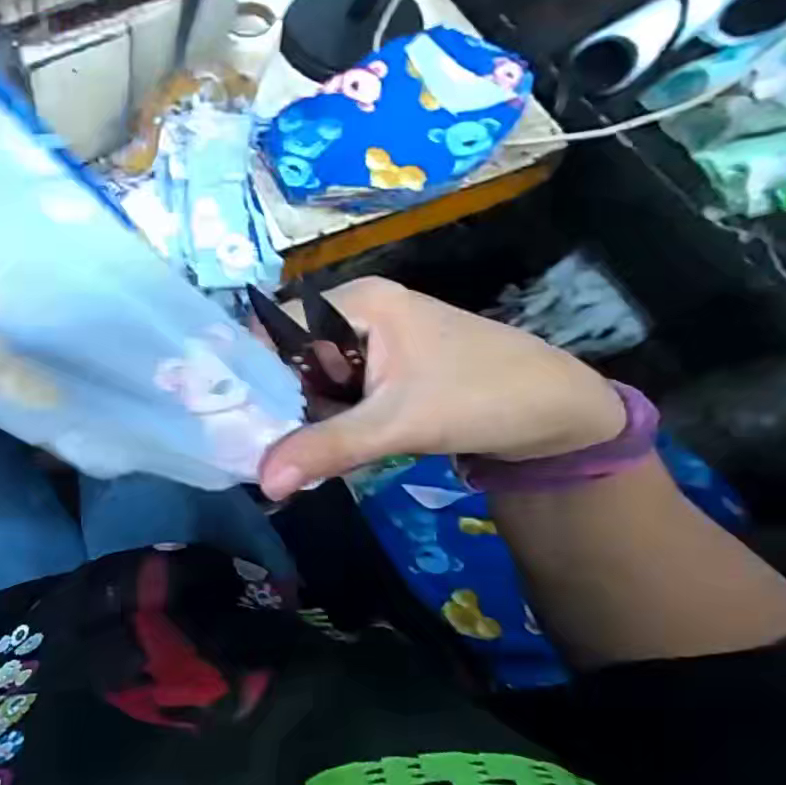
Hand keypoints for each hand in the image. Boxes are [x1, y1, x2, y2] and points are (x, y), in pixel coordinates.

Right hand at [258, 278, 626, 499]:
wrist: (560, 414)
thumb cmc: (483, 397)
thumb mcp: (398, 423)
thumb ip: (326, 448)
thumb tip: (263, 482)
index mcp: (357, 302)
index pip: (276, 327)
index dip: (247, 368)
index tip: (225, 413)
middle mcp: (356, 311)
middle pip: (288, 353)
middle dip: (273, 398)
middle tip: (249, 441)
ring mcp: (369, 339)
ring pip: (308, 376)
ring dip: (297, 412)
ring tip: (277, 447)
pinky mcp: (380, 367)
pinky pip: (332, 389)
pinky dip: (322, 416)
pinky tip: (313, 443)